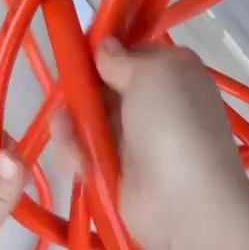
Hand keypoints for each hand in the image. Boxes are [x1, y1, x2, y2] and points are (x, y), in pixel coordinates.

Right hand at [62, 40, 248, 249]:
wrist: (185, 203)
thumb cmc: (173, 125)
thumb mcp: (153, 73)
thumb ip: (123, 58)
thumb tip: (105, 45)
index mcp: (175, 73)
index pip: (134, 53)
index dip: (107, 50)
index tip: (80, 49)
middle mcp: (158, 103)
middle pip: (107, 85)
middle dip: (83, 86)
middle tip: (65, 90)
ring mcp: (138, 139)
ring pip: (92, 118)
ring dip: (74, 120)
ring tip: (63, 126)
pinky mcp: (119, 171)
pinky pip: (88, 151)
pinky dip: (76, 150)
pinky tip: (73, 154)